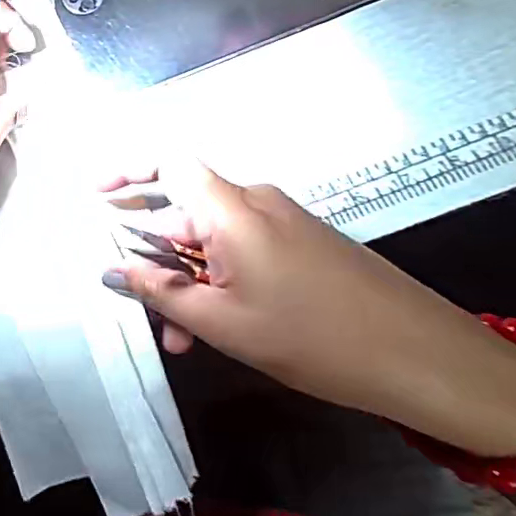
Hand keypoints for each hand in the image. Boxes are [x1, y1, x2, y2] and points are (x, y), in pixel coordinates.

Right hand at [100, 158, 515, 456]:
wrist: (416, 352)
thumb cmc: (312, 336)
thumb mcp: (223, 323)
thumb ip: (162, 292)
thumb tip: (115, 271)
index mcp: (233, 210)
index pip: (171, 162)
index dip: (129, 169)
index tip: (100, 193)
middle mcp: (256, 202)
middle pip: (187, 210)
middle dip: (158, 257)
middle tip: (144, 306)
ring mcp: (282, 221)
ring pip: (214, 239)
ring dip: (190, 280)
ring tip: (184, 336)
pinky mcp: (300, 242)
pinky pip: (243, 249)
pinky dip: (220, 280)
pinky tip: (218, 325)